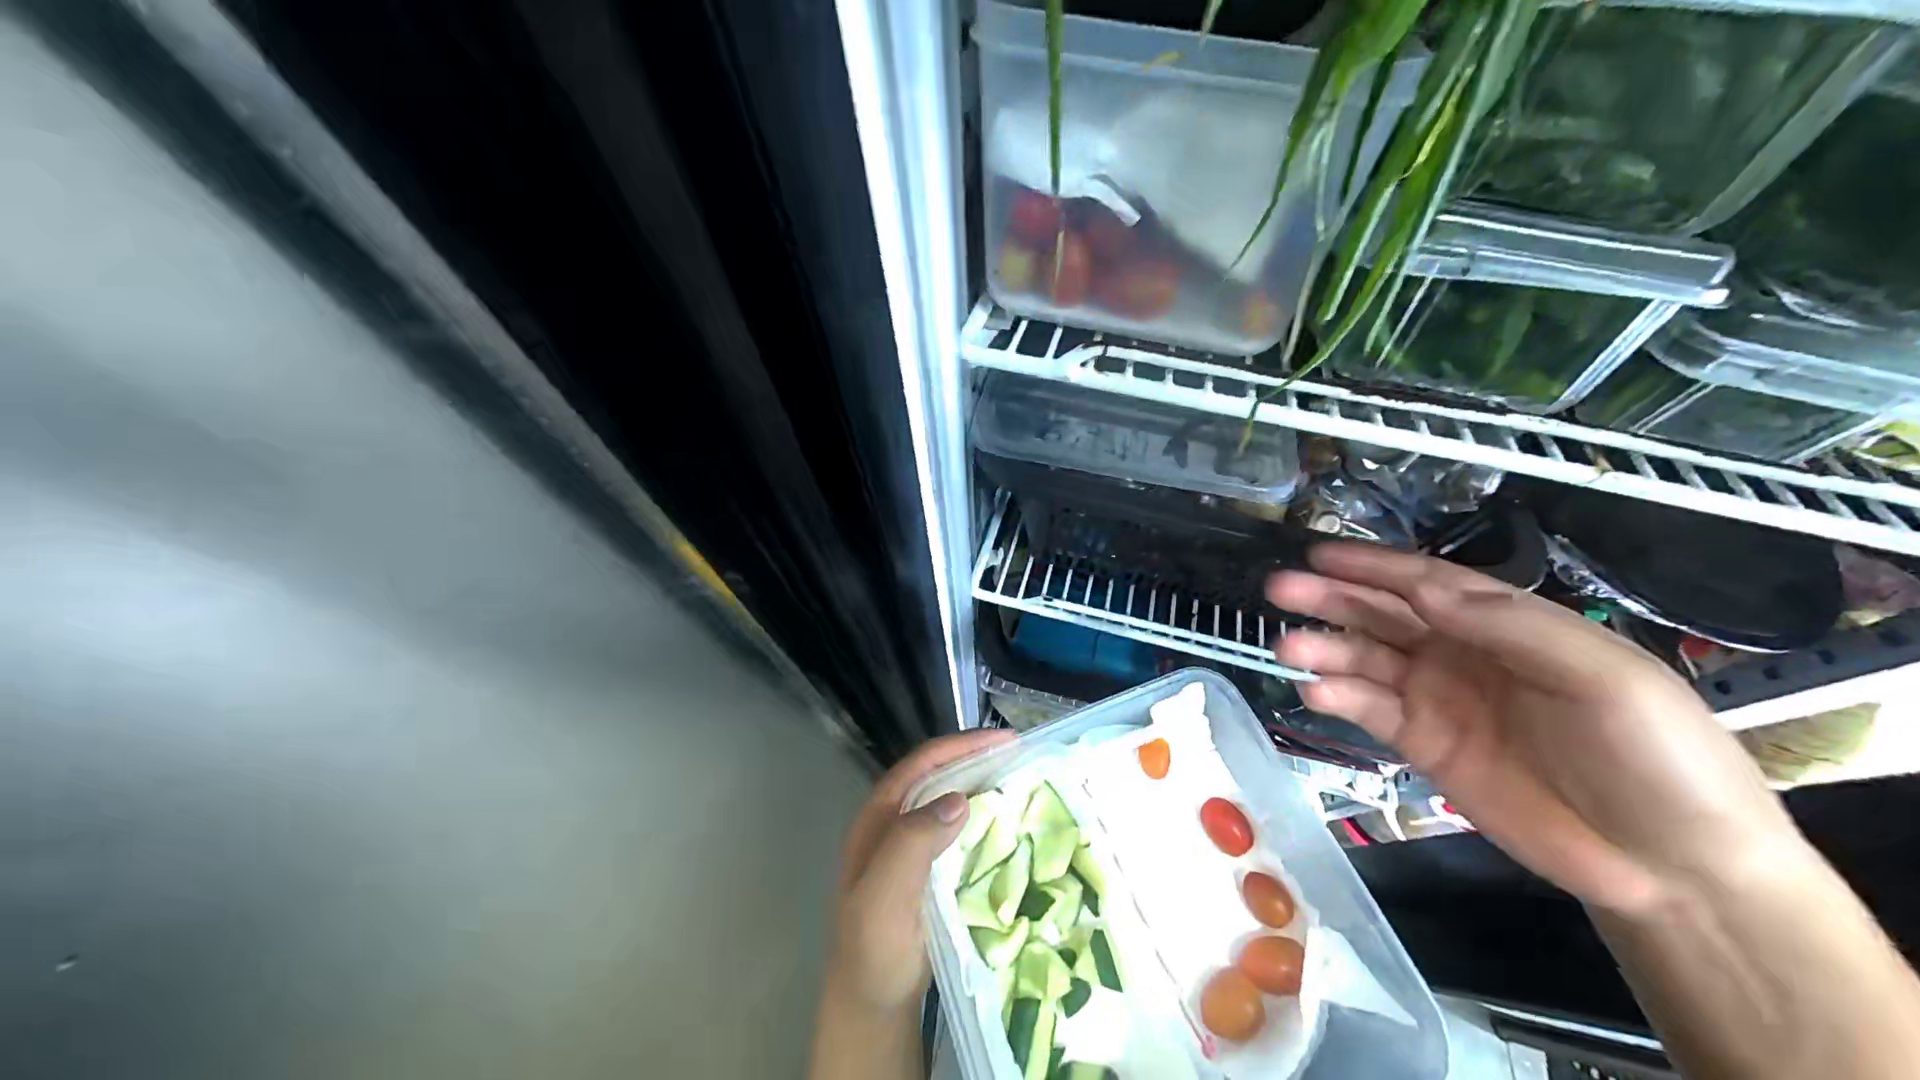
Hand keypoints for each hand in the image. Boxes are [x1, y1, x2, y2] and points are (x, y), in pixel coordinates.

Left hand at [817, 728, 1012, 1016]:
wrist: (871, 1008)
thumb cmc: (873, 951)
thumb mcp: (884, 897)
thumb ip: (911, 844)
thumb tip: (959, 798)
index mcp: (879, 818)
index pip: (922, 764)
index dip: (961, 746)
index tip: (1007, 741)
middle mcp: (895, 824)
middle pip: (938, 776)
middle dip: (977, 759)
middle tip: (1024, 757)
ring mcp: (913, 848)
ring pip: (950, 802)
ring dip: (984, 787)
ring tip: (1025, 782)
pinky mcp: (932, 872)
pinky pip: (962, 833)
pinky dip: (986, 822)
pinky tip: (1013, 827)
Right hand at [1267, 542, 1803, 916]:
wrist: (1672, 870)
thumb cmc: (1656, 758)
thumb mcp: (1604, 678)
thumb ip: (1512, 627)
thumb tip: (1425, 590)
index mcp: (1508, 627)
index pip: (1427, 584)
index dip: (1373, 566)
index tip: (1319, 553)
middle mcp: (1462, 654)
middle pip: (1383, 615)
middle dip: (1331, 598)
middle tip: (1279, 588)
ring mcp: (1438, 700)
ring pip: (1365, 660)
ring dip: (1324, 649)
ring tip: (1286, 647)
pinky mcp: (1422, 745)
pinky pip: (1368, 710)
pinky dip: (1338, 697)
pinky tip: (1317, 692)